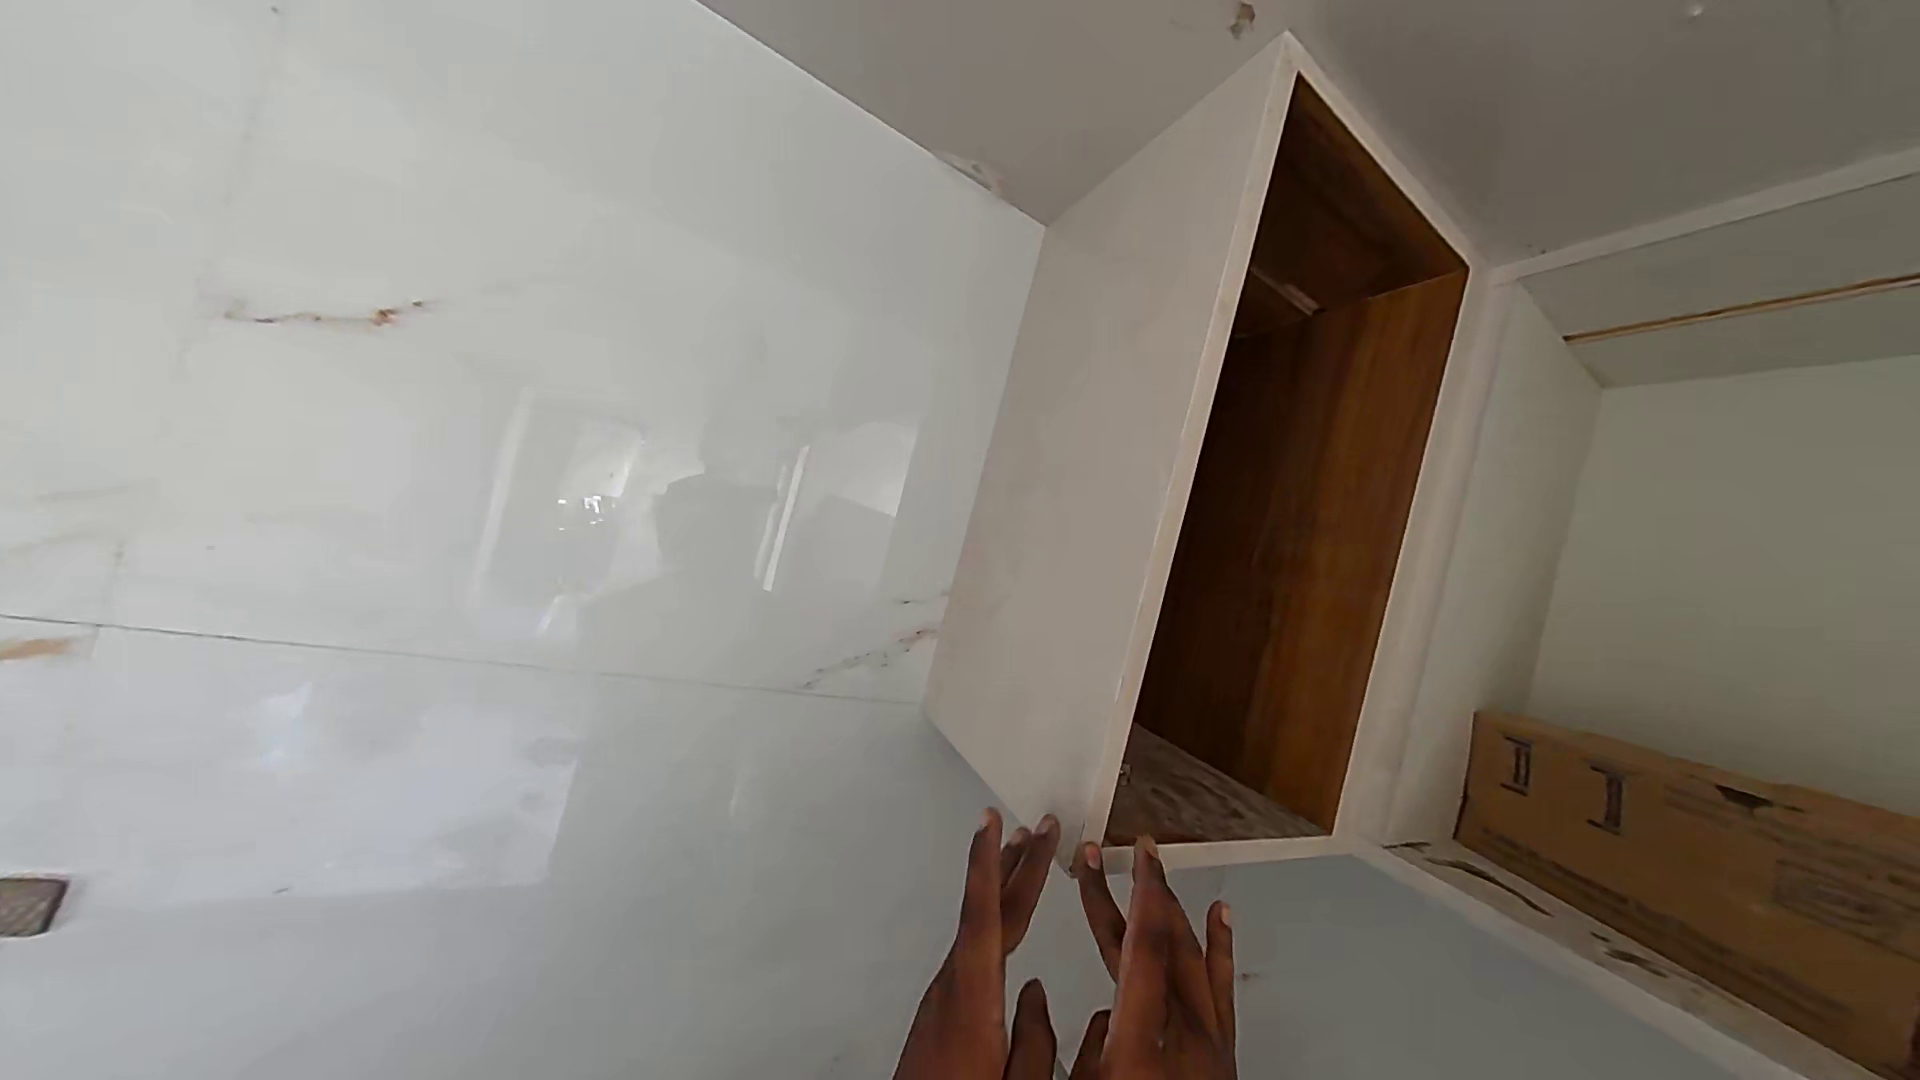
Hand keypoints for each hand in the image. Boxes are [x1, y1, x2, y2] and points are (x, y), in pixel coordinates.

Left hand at [894, 807, 1061, 1079]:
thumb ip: (1035, 1046)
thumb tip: (1040, 991)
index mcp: (973, 996)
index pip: (982, 913)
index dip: (987, 861)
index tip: (991, 819)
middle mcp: (955, 981)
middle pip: (988, 908)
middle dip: (1014, 861)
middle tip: (1040, 826)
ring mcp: (947, 989)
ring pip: (981, 920)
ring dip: (1004, 882)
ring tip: (1023, 849)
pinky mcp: (946, 1001)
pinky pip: (976, 939)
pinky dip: (994, 912)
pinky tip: (1006, 915)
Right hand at [1067, 839, 1235, 1079]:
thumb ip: (1062, 1056)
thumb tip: (1072, 1007)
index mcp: (1142, 1050)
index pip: (1143, 949)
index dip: (1135, 893)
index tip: (1127, 852)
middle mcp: (1185, 1040)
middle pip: (1160, 943)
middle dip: (1130, 892)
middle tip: (1100, 853)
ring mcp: (1214, 1049)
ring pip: (1190, 957)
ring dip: (1167, 907)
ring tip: (1151, 864)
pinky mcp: (1227, 1058)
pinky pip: (1222, 989)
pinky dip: (1220, 945)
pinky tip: (1220, 912)